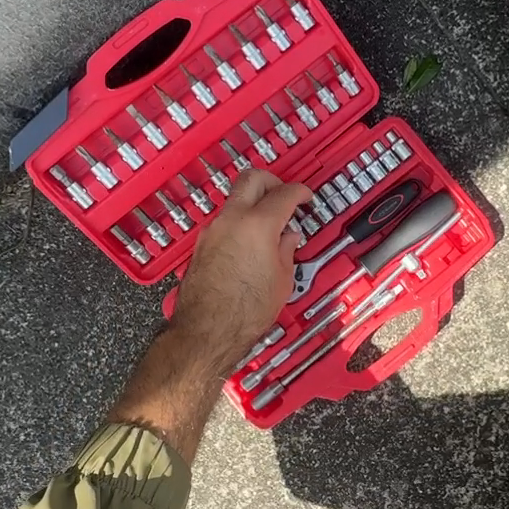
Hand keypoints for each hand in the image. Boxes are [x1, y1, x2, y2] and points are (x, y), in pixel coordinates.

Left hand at [169, 169, 311, 375]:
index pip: (284, 194)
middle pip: (252, 179)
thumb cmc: (243, 312)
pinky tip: (252, 241)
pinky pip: (225, 220)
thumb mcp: (282, 280)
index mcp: (258, 224)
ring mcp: (214, 230)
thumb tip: (288, 238)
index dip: (300, 192)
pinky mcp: (202, 243)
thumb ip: (287, 250)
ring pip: (236, 198)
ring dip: (254, 202)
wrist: (207, 330)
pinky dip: (240, 221)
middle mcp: (232, 220)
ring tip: (271, 224)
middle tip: (285, 194)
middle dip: (273, 181)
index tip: (306, 197)